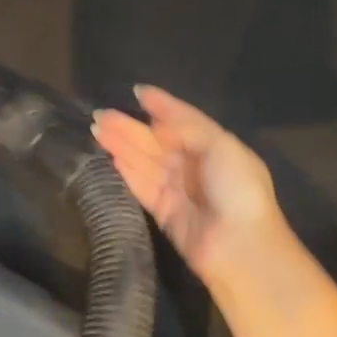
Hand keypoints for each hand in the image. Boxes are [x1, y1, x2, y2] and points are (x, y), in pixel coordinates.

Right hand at [92, 85, 289, 287]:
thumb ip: (187, 129)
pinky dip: (126, 171)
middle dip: (130, 126)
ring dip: (121, 145)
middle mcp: (195, 165)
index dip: (162, 105)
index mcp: (215, 146)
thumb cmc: (237, 188)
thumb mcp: (221, 146)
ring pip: (144, 161)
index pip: (184, 119)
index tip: (137, 92)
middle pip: (156, 140)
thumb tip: (154, 124)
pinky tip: (109, 157)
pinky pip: (141, 186)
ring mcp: (178, 189)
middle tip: (100, 114)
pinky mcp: (163, 211)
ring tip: (96, 129)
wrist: (239, 244)